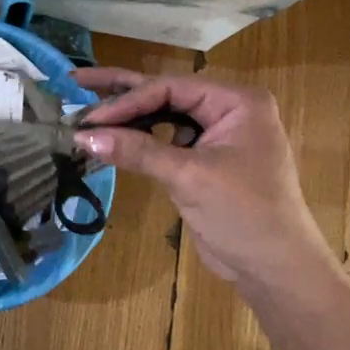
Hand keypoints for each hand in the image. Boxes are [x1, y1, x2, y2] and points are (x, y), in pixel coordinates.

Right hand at [70, 67, 336, 285]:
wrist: (273, 268)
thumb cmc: (243, 214)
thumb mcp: (189, 177)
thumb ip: (137, 151)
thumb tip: (82, 136)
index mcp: (237, 102)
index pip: (170, 88)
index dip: (127, 101)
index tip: (89, 119)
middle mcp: (227, 111)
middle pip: (165, 94)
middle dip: (121, 92)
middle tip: (76, 81)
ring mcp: (215, 137)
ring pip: (162, 117)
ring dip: (126, 118)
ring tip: (85, 111)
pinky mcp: (203, 162)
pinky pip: (164, 142)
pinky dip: (137, 141)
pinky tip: (109, 140)